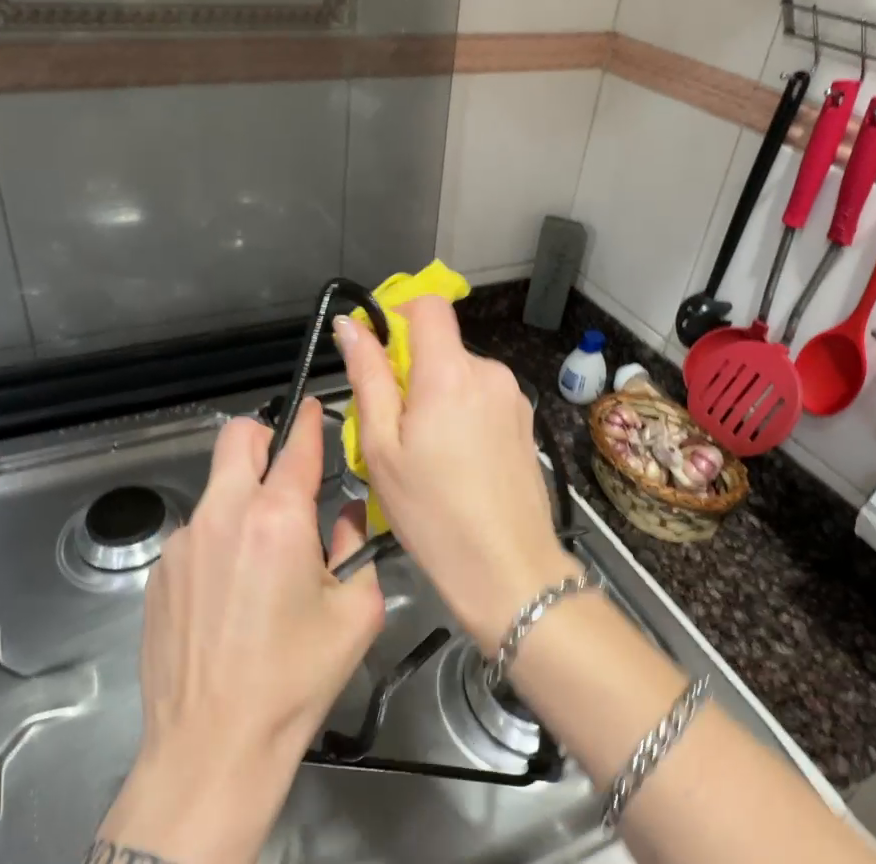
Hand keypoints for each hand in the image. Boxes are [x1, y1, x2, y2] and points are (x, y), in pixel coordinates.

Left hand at [96, 399, 383, 863]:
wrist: (213, 743)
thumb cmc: (295, 680)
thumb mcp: (355, 613)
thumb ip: (356, 548)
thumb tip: (345, 518)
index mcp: (277, 518)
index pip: (296, 444)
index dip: (309, 420)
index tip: (313, 408)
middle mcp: (223, 516)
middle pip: (237, 438)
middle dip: (264, 437)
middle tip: (285, 466)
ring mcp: (182, 542)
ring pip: (216, 491)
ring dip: (241, 501)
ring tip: (262, 560)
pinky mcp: (159, 572)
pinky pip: (195, 535)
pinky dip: (217, 543)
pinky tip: (229, 596)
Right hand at [334, 297, 578, 645]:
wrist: (509, 570)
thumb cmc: (433, 513)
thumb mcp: (381, 449)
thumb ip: (367, 378)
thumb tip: (351, 326)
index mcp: (450, 372)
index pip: (428, 305)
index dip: (397, 314)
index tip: (375, 352)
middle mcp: (489, 373)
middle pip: (442, 345)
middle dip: (409, 371)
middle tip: (389, 428)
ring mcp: (513, 398)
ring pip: (460, 375)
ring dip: (434, 396)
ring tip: (422, 455)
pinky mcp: (525, 422)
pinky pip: (482, 399)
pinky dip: (460, 414)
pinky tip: (454, 464)